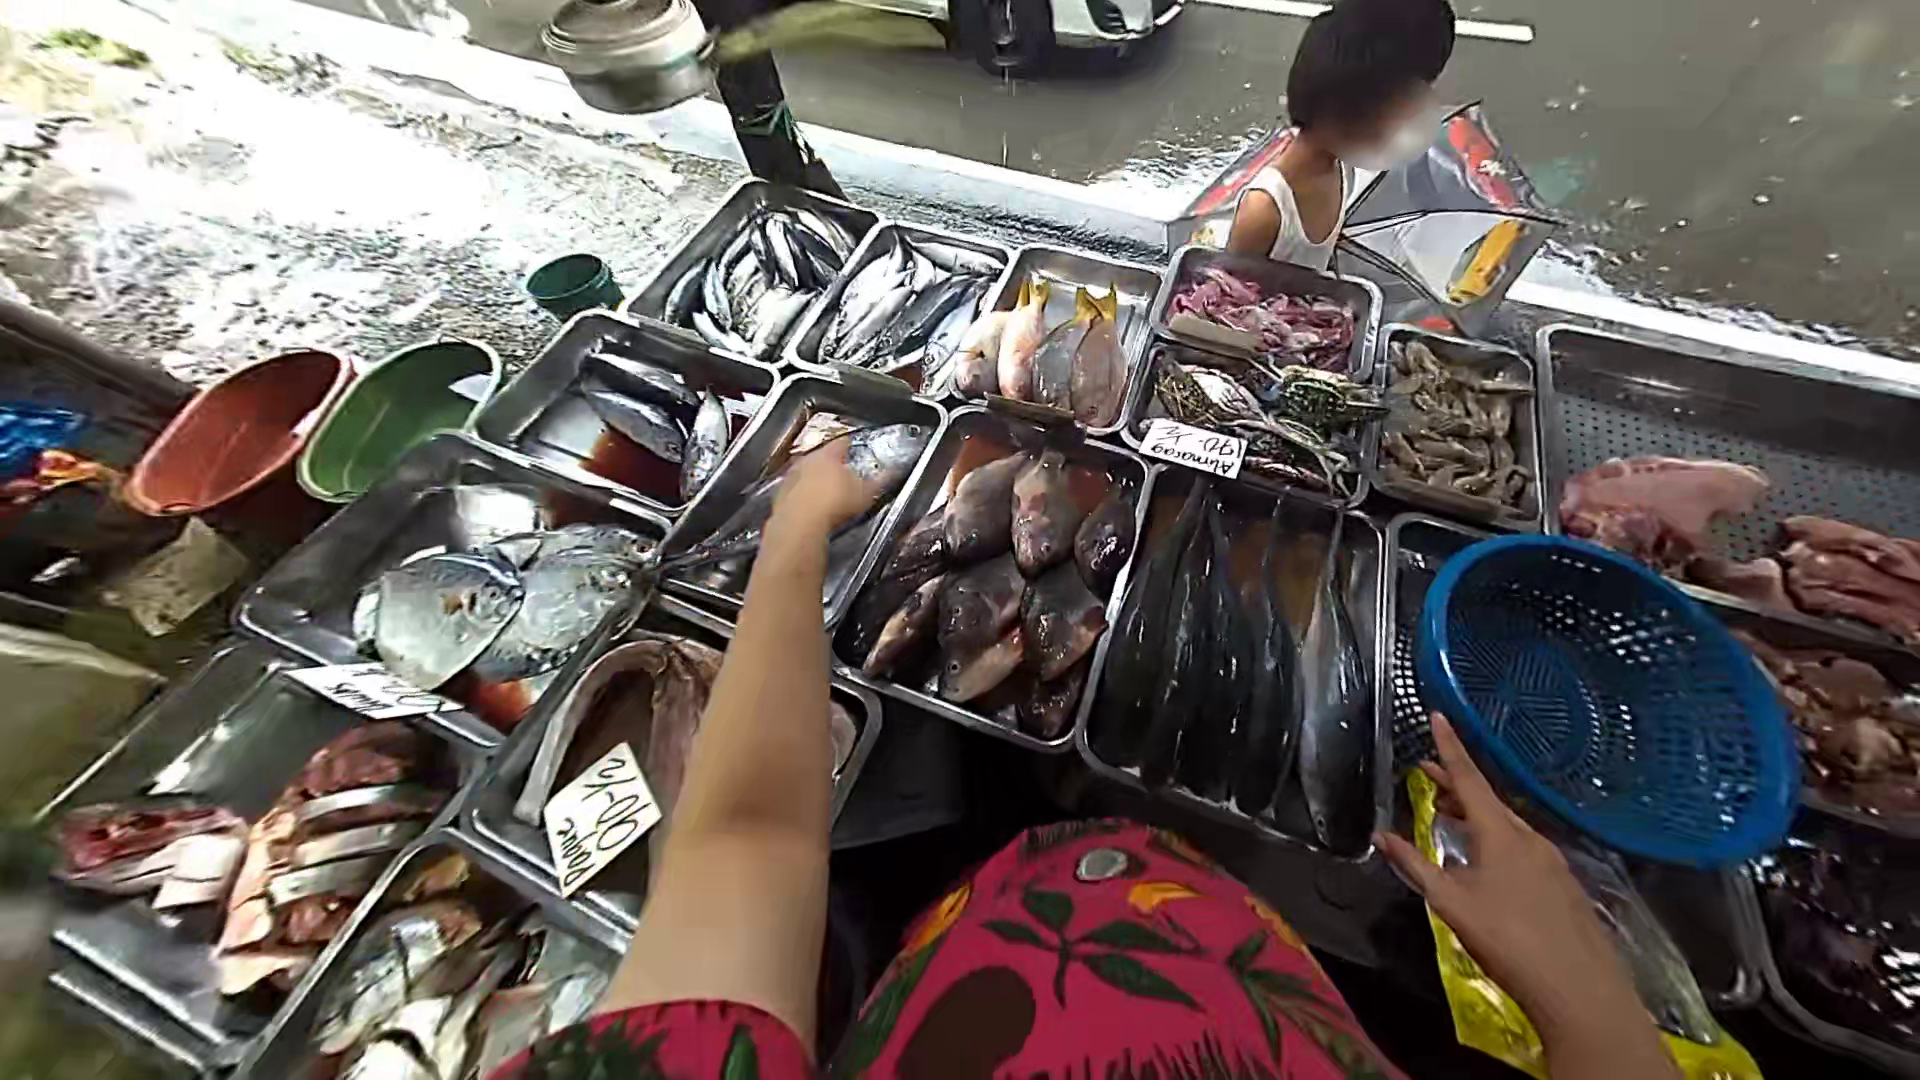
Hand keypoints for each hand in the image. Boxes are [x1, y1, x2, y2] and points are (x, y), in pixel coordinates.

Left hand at [770, 436, 877, 536]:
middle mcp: (807, 460)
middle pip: (821, 456)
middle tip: (842, 473)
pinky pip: (795, 491)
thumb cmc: (836, 503)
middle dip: (831, 463)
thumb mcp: (866, 493)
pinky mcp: (781, 495)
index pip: (841, 443)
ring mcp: (791, 477)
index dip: (849, 445)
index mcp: (829, 455)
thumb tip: (893, 473)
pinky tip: (811, 507)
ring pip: (805, 473)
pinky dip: (803, 495)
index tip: (853, 447)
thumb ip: (880, 482)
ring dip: (814, 479)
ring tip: (827, 492)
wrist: (800, 524)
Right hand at [1375, 713, 1654, 1048]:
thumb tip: (1379, 834)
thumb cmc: (1508, 941)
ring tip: (1448, 815)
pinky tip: (1484, 859)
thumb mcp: (1448, 901)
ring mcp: (1554, 865)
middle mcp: (1531, 840)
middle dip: (1455, 784)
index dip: (1450, 746)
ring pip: (1506, 824)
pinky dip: (1495, 836)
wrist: (1584, 1000)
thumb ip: (1413, 864)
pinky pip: (1523, 846)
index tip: (1439, 715)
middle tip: (1425, 773)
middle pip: (1487, 799)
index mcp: (1501, 835)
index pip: (1469, 779)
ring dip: (1474, 812)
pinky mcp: (1566, 888)